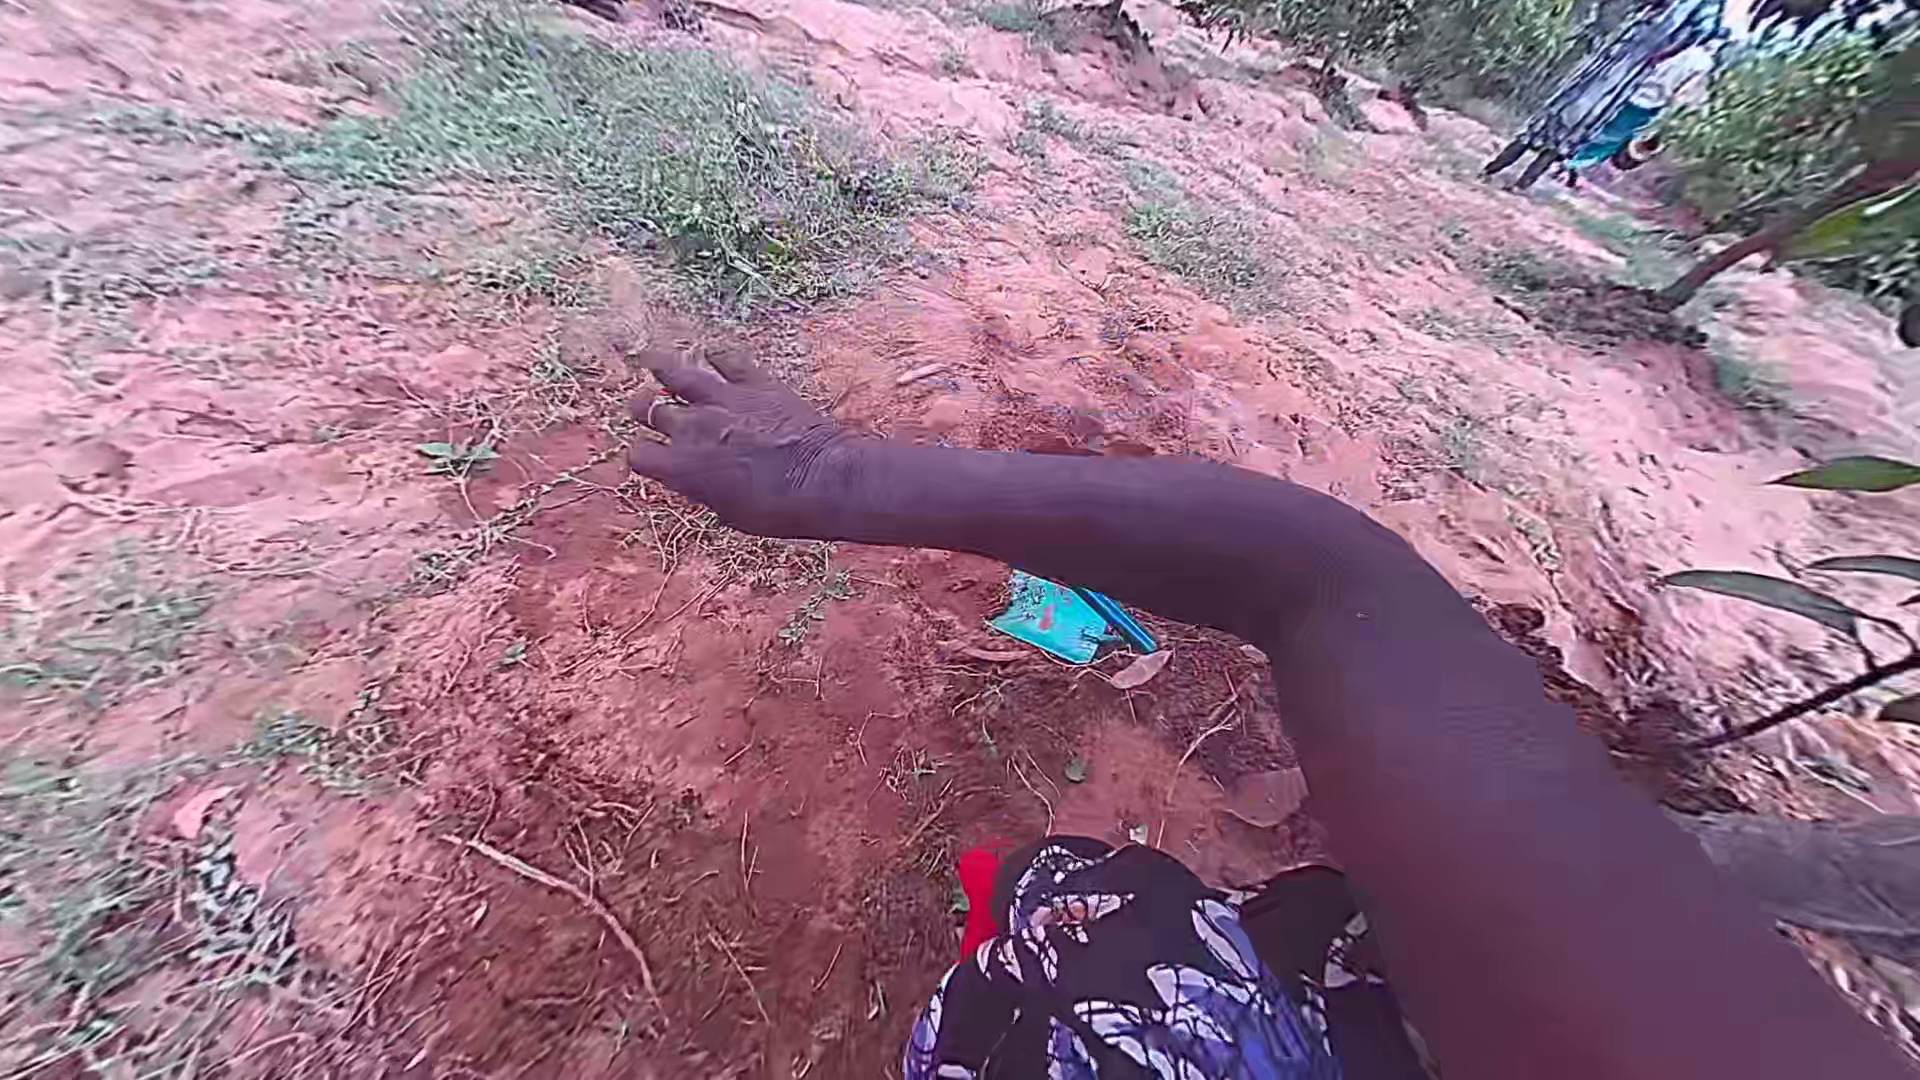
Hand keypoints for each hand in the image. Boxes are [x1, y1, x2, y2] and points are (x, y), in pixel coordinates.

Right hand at [626, 346, 863, 537]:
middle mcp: (694, 428)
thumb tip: (706, 485)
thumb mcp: (734, 515)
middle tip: (645, 406)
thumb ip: (711, 493)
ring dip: (664, 369)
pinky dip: (720, 357)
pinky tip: (714, 354)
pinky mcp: (756, 384)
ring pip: (679, 374)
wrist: (823, 481)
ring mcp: (724, 401)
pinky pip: (729, 360)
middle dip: (646, 409)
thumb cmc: (781, 510)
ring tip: (653, 362)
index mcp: (683, 468)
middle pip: (652, 410)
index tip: (650, 456)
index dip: (644, 456)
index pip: (641, 456)